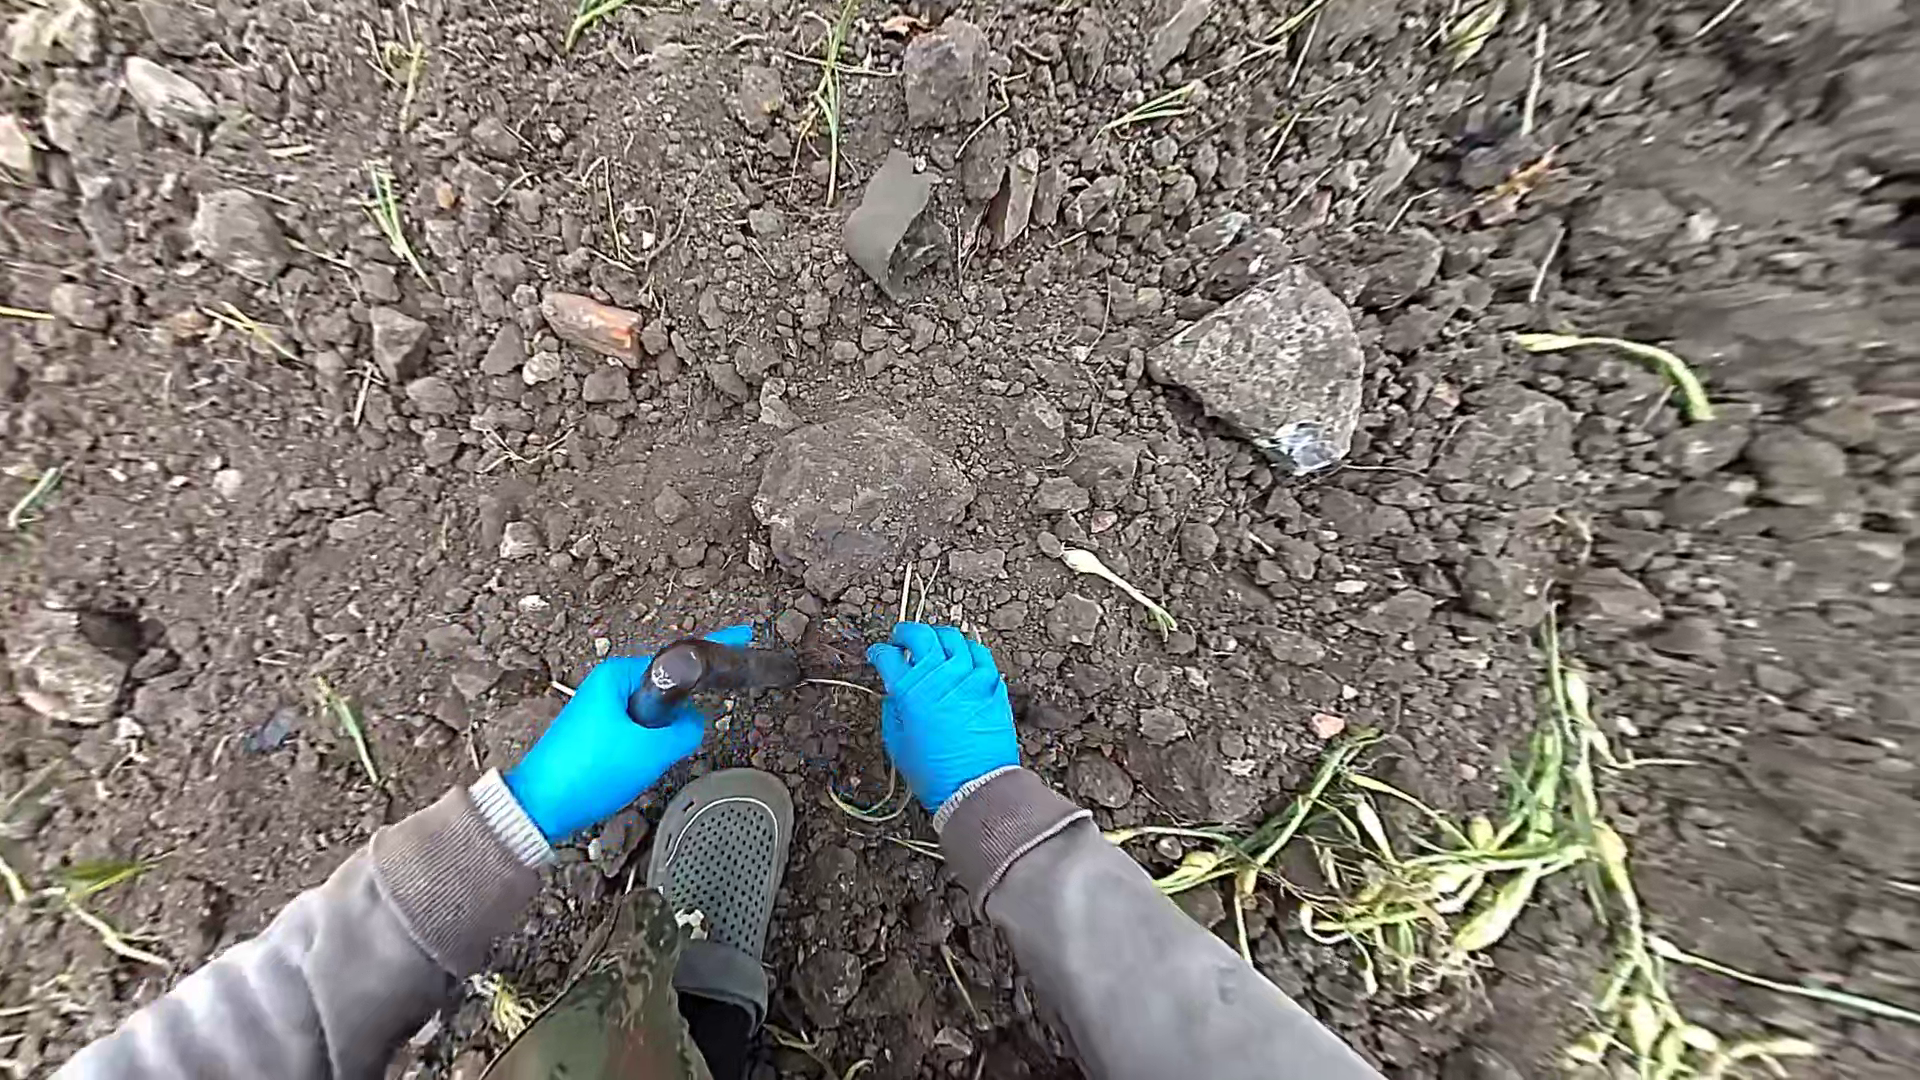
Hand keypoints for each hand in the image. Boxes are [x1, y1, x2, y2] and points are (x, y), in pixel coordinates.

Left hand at [506, 624, 752, 839]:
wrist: (536, 810)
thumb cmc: (586, 772)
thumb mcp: (653, 750)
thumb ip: (687, 729)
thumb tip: (694, 722)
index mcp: (619, 674)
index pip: (679, 656)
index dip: (716, 646)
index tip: (742, 636)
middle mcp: (610, 682)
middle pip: (669, 683)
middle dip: (684, 706)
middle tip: (695, 725)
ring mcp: (603, 705)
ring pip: (655, 707)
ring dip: (666, 727)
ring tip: (660, 753)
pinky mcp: (600, 727)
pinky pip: (640, 722)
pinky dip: (652, 736)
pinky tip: (650, 756)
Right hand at [866, 623, 1018, 810]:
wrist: (976, 786)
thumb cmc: (936, 772)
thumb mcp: (897, 742)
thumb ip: (893, 710)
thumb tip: (894, 692)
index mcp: (909, 692)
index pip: (888, 656)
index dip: (880, 651)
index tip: (880, 653)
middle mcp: (938, 677)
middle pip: (920, 635)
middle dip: (906, 632)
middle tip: (902, 638)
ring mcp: (967, 676)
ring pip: (952, 637)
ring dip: (938, 636)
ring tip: (934, 643)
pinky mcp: (989, 683)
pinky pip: (979, 654)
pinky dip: (968, 650)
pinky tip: (963, 655)